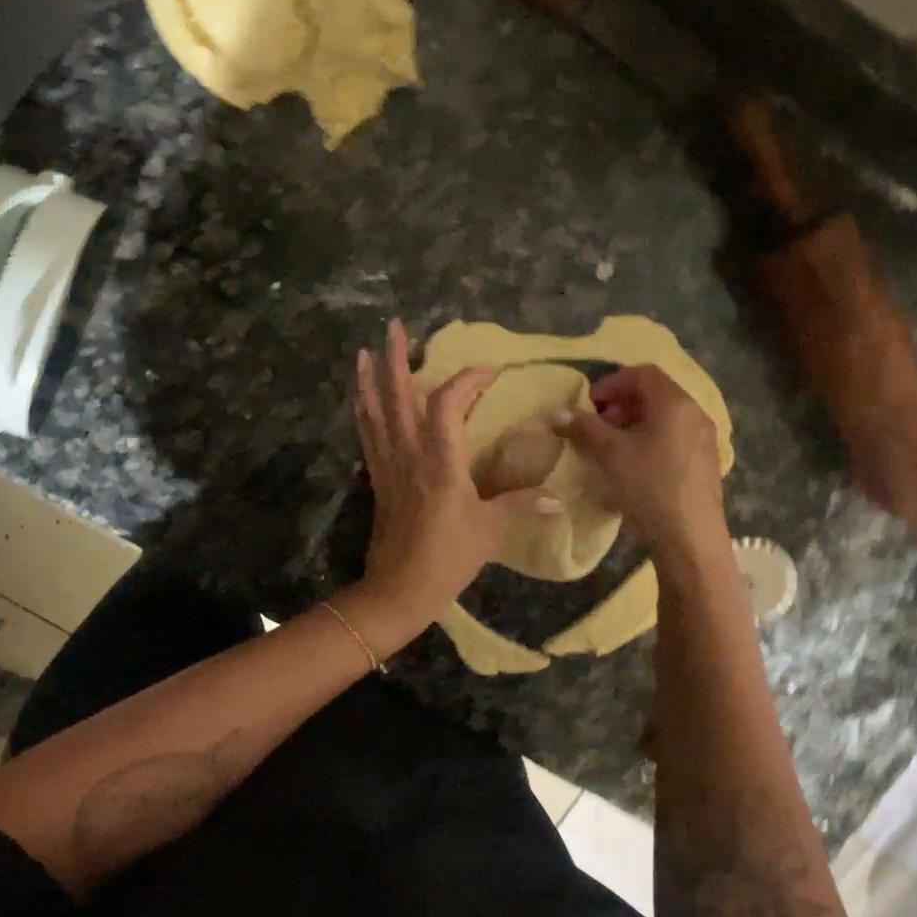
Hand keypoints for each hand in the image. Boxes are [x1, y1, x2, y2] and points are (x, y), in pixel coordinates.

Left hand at [351, 319, 561, 640]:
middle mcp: (409, 455)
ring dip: (372, 379)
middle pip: (399, 397)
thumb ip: (520, 507)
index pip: (448, 404)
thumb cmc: (446, 560)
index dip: (466, 381)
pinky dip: (364, 412)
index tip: (488, 372)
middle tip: (395, 326)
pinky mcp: (378, 479)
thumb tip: (555, 498)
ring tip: (366, 351)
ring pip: (375, 412)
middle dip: (397, 359)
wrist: (398, 590)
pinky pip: (368, 436)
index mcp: (440, 462)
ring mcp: (389, 465)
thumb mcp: (490, 532)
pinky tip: (361, 398)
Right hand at [554, 365, 728, 560]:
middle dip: (621, 404)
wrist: (690, 537)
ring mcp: (704, 439)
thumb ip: (584, 427)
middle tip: (597, 426)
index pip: (642, 373)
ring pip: (664, 418)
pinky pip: (674, 437)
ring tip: (611, 448)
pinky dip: (650, 440)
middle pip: (655, 394)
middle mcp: (695, 413)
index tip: (589, 405)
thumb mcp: (610, 454)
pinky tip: (634, 466)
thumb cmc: (648, 486)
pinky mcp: (705, 463)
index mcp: (675, 403)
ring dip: (634, 424)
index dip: (612, 383)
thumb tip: (558, 411)